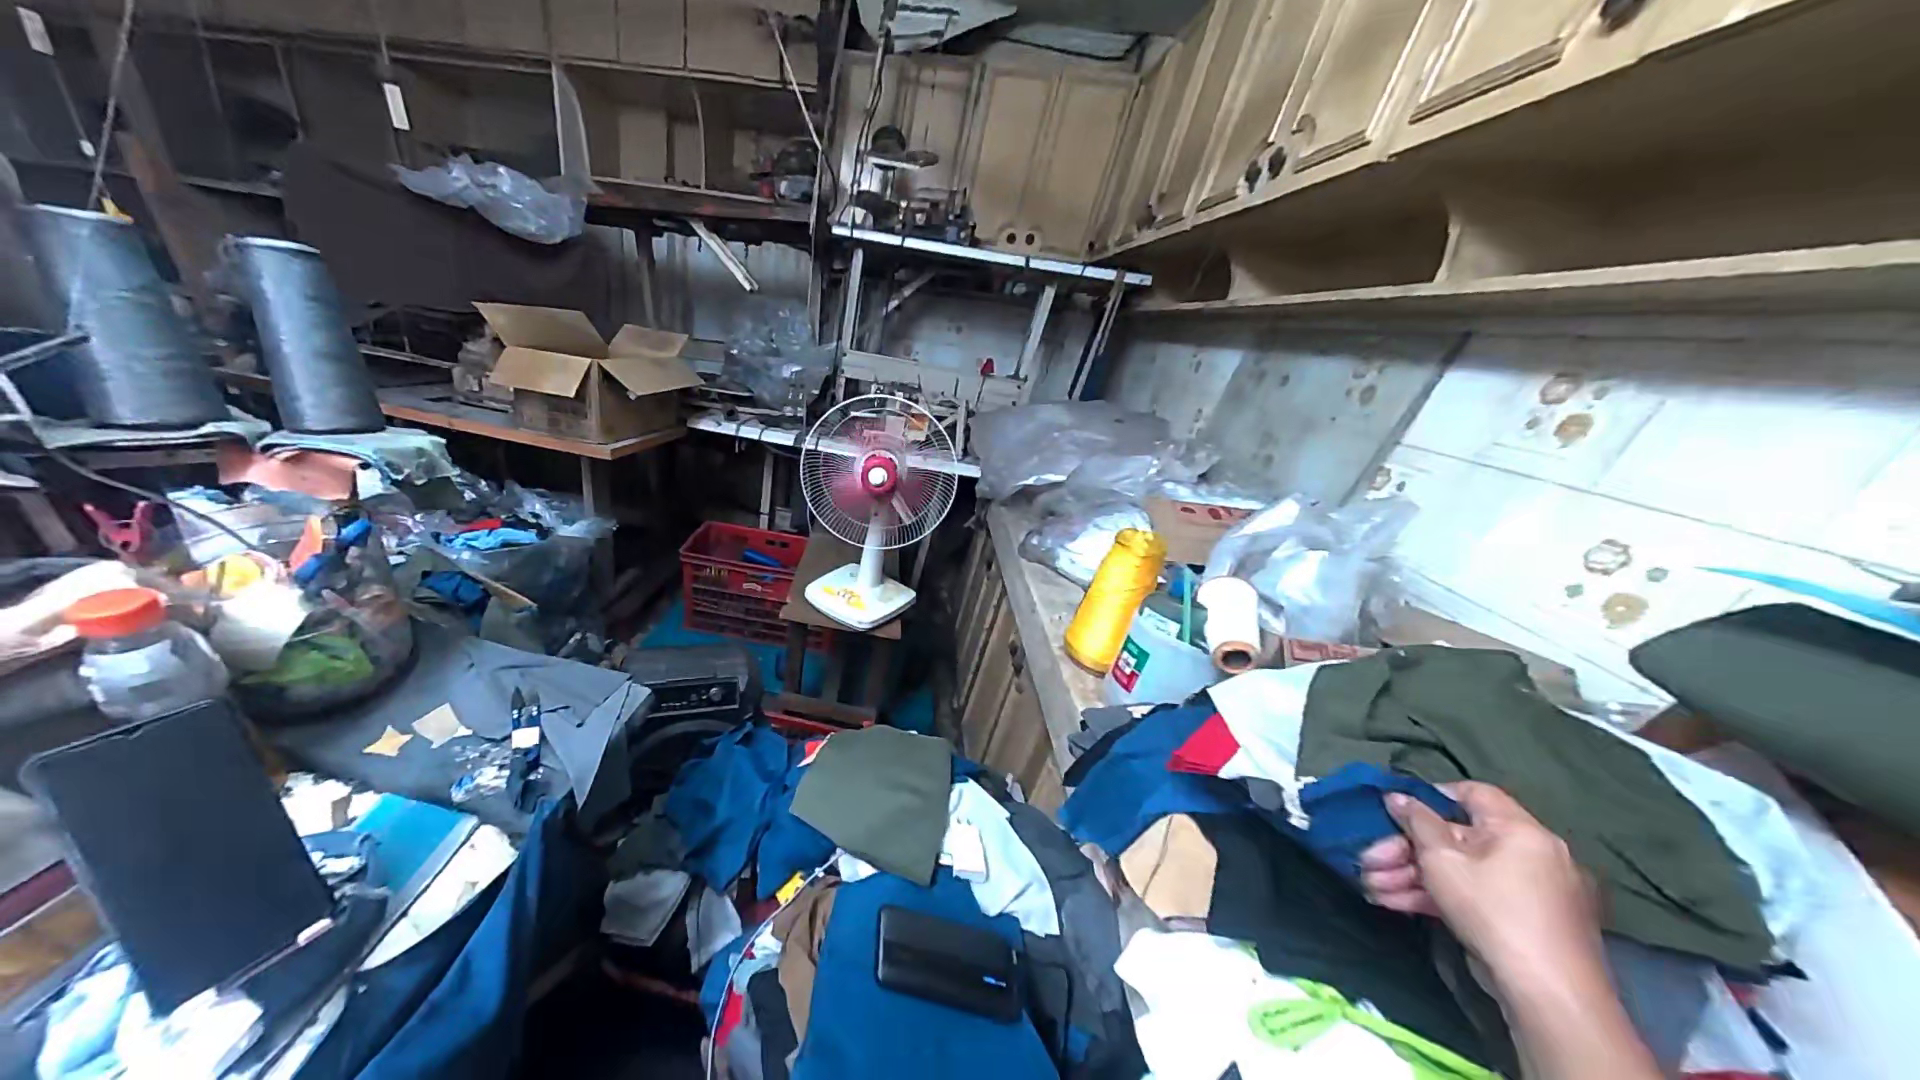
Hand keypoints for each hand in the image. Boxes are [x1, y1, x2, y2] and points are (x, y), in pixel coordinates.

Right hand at [1360, 781, 1602, 980]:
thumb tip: (1397, 796)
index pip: (1474, 793)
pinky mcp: (1521, 921)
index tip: (1396, 809)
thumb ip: (1416, 821)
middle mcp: (1530, 853)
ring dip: (1412, 875)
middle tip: (1370, 860)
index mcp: (1519, 829)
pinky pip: (1473, 894)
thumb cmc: (1492, 909)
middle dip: (1406, 848)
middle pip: (1456, 838)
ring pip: (1460, 869)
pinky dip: (1436, 895)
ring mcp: (1529, 891)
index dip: (1431, 796)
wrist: (1548, 994)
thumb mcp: (1441, 858)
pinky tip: (1394, 903)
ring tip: (1372, 887)